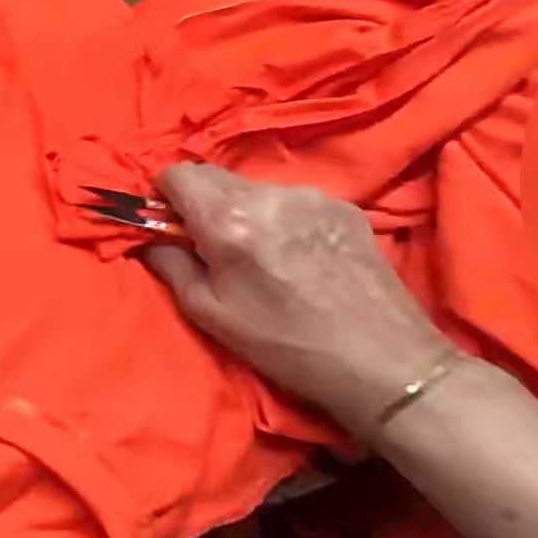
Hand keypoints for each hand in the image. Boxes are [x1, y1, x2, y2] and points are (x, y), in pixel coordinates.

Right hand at [143, 163, 458, 436]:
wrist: (386, 365)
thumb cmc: (286, 345)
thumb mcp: (211, 314)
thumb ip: (171, 265)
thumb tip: (151, 238)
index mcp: (227, 219)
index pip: (177, 173)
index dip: (166, 196)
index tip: (174, 224)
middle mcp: (266, 194)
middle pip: (212, 173)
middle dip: (201, 200)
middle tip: (214, 242)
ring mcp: (308, 195)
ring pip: (251, 185)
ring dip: (242, 207)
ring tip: (262, 251)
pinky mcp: (341, 203)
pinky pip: (290, 197)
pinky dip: (280, 215)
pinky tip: (298, 252)